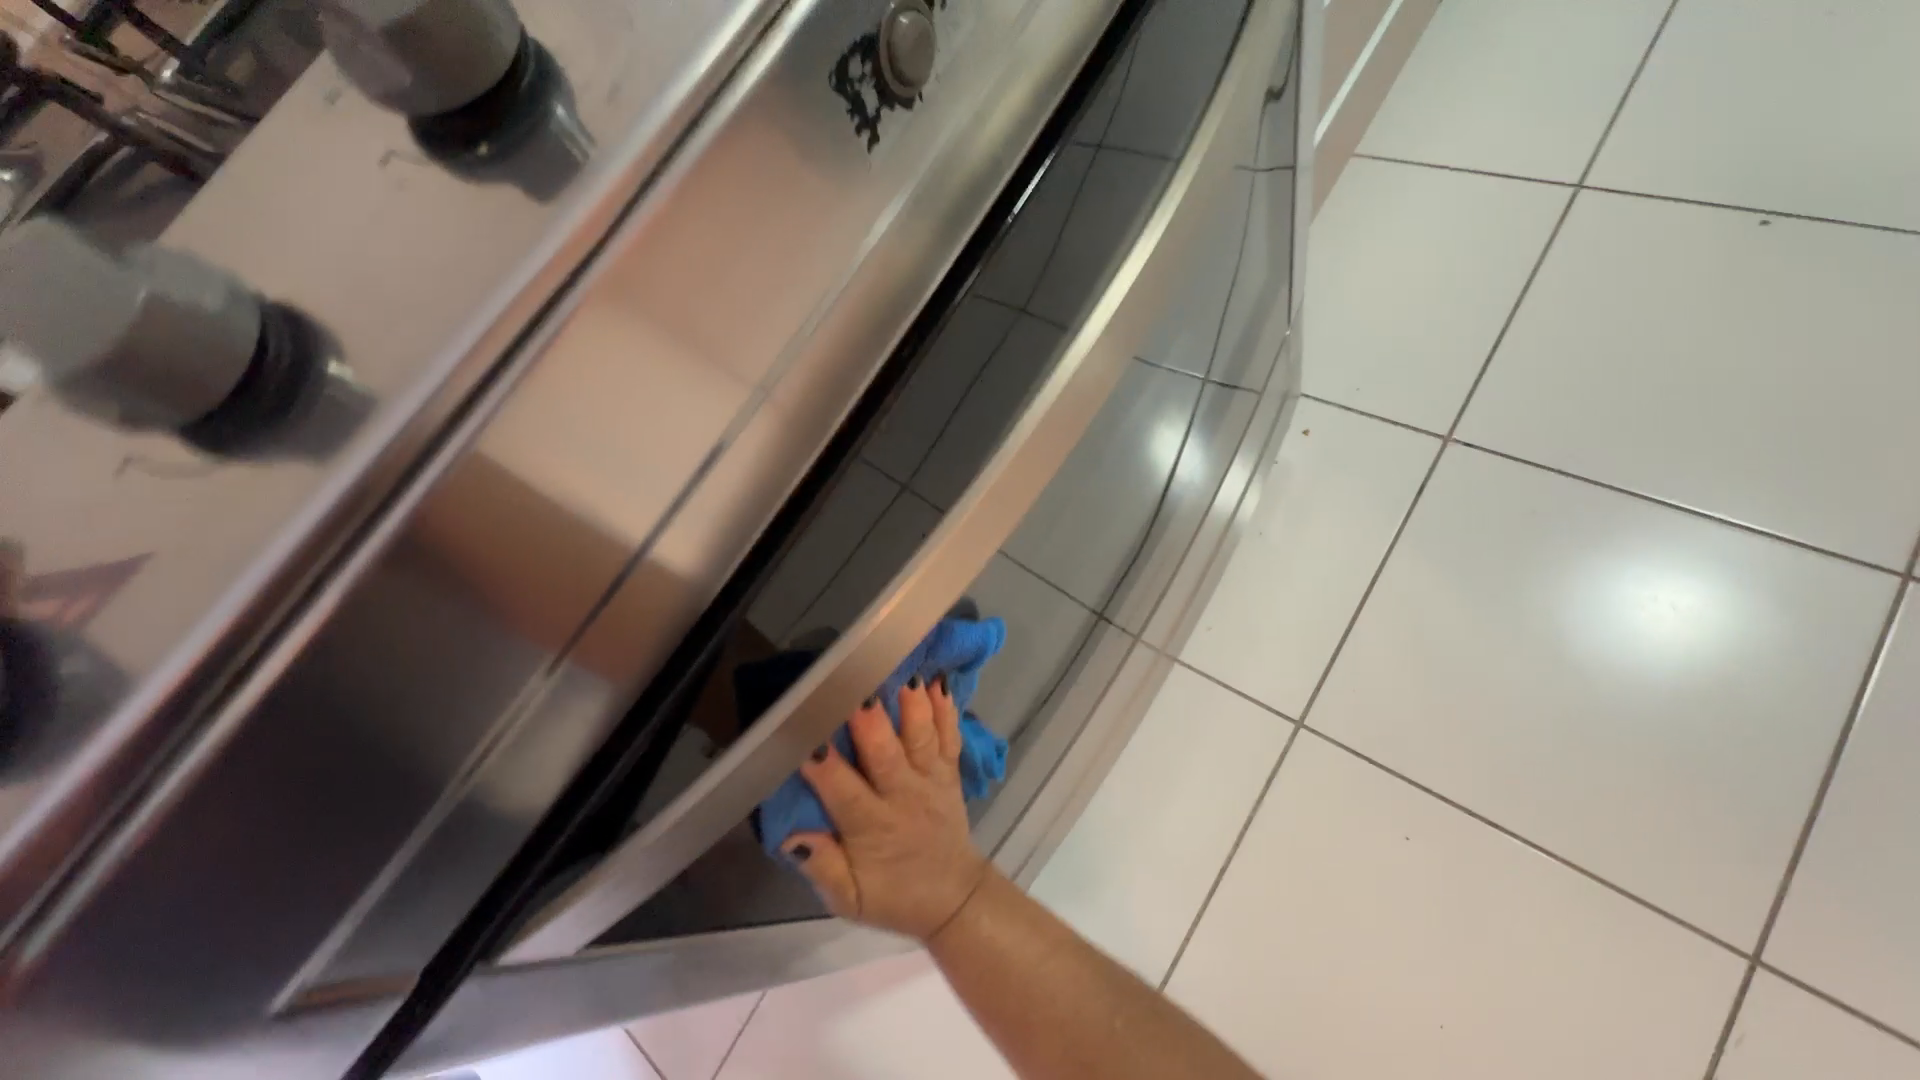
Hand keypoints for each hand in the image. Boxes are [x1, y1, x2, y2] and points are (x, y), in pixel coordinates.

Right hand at [783, 675, 992, 941]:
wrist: (954, 899)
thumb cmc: (893, 896)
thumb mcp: (850, 900)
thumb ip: (823, 868)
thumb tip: (793, 837)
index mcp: (872, 828)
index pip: (843, 790)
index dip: (825, 765)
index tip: (807, 737)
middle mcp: (903, 797)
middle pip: (886, 755)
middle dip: (871, 723)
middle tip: (857, 690)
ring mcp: (931, 781)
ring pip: (921, 739)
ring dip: (912, 706)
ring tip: (904, 674)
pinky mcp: (950, 773)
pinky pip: (950, 738)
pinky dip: (946, 710)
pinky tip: (940, 683)